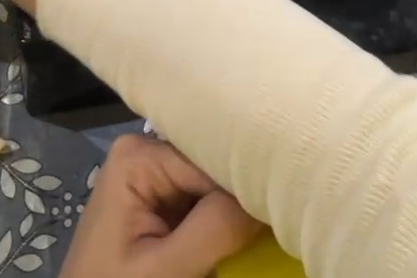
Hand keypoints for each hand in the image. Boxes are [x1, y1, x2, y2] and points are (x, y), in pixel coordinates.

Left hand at [61, 135, 260, 277]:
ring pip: (213, 179)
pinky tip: (246, 224)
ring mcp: (154, 175)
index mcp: (138, 155)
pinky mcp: (162, 200)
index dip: (244, 183)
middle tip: (278, 208)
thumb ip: (213, 228)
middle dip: (242, 188)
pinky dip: (225, 214)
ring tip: (268, 212)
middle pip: (212, 163)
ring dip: (238, 202)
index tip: (278, 201)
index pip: (210, 158)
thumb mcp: (162, 270)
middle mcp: (146, 151)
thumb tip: (266, 193)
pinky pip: (204, 197)